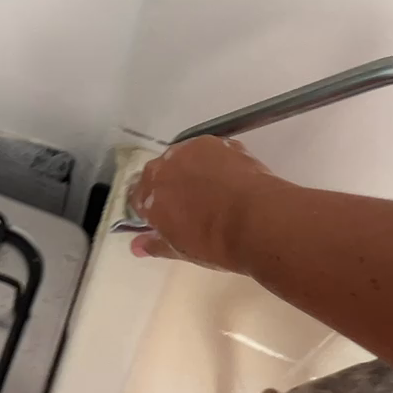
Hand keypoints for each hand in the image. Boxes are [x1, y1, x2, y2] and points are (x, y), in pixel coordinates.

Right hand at [126, 137, 284, 272]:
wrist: (257, 221)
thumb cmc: (216, 244)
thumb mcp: (182, 250)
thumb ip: (155, 244)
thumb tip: (135, 246)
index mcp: (148, 198)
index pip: (138, 198)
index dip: (151, 207)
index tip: (166, 217)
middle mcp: (160, 169)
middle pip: (157, 174)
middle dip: (169, 185)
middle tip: (190, 204)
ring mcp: (186, 152)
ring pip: (181, 159)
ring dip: (190, 170)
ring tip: (213, 188)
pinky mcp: (213, 142)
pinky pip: (206, 151)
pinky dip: (214, 161)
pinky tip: (230, 177)